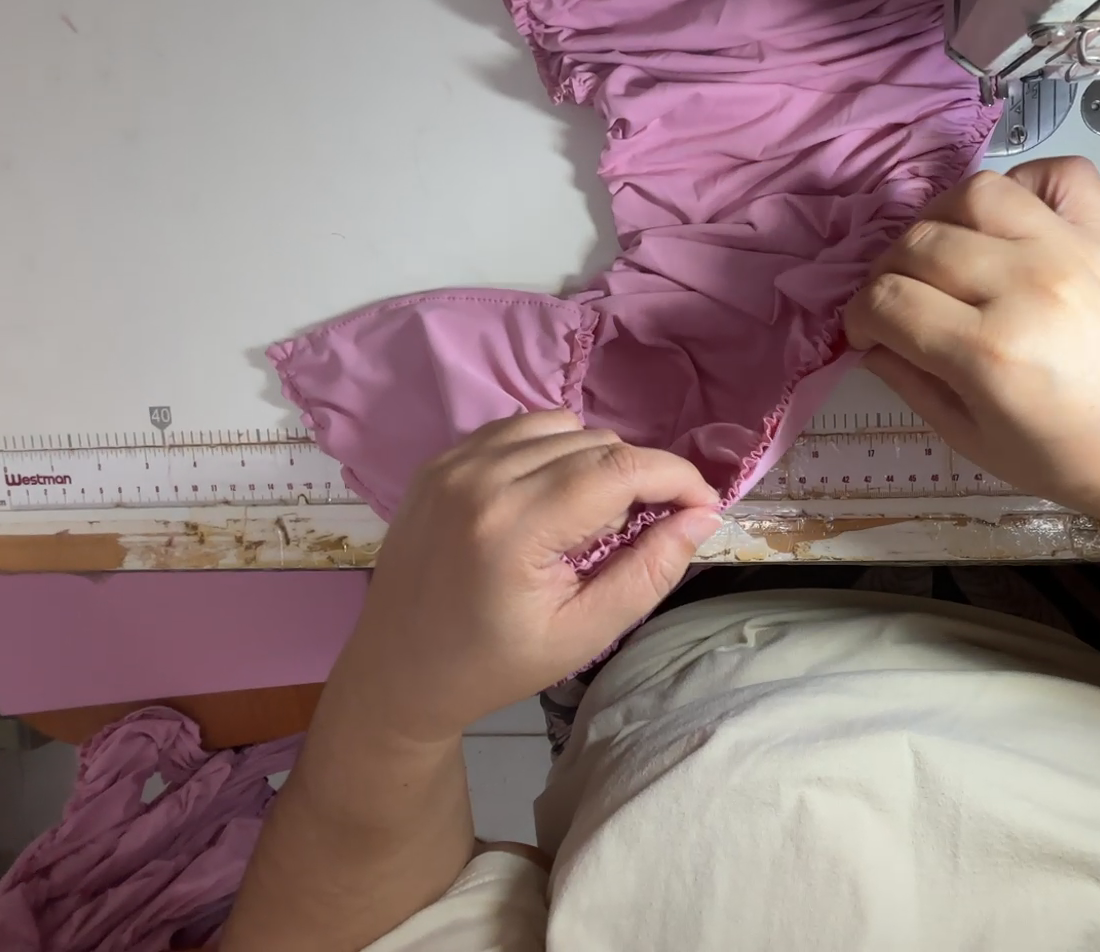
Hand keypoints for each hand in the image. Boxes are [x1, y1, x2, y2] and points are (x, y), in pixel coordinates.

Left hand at [326, 412, 722, 742]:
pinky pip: (523, 427)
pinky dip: (557, 449)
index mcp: (513, 525)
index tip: (704, 505)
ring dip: (599, 460)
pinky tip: (554, 493)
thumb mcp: (585, 634)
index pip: (620, 468)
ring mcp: (454, 460)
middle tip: (646, 526)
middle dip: (641, 476)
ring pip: (564, 426)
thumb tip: (702, 517)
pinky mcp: (442, 459)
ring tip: (594, 514)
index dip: (676, 477)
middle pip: (597, 443)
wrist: (395, 674)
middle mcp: (480, 475)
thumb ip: (649, 572)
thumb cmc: (494, 664)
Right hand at [843, 157, 1099, 534]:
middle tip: (899, 305)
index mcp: (988, 352)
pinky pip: (1057, 172)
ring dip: (939, 222)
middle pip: (918, 245)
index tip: (866, 334)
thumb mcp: (970, 440)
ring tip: (943, 258)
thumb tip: (870, 341)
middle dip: (887, 275)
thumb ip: (909, 384)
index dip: (859, 317)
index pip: (887, 301)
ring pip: (974, 193)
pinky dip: (1022, 186)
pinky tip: (1010, 227)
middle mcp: (1026, 285)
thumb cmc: (1066, 461)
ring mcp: (1072, 249)